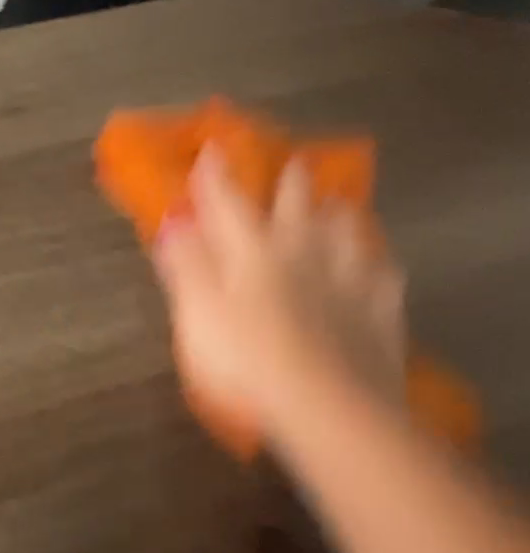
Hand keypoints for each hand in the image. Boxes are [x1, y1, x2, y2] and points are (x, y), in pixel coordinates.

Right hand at [153, 146, 406, 443]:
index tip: (210, 149)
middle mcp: (302, 257)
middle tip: (294, 161)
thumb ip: (186, 266)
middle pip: (295, 212)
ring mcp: (346, 283)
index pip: (228, 206)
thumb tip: (173, 224)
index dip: (216, 177)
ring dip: (337, 216)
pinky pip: (380, 277)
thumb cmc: (243, 358)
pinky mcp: (377, 313)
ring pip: (345, 237)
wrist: (326, 403)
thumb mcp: (196, 312)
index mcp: (251, 254)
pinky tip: (377, 260)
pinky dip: (375, 262)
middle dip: (288, 186)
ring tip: (338, 202)